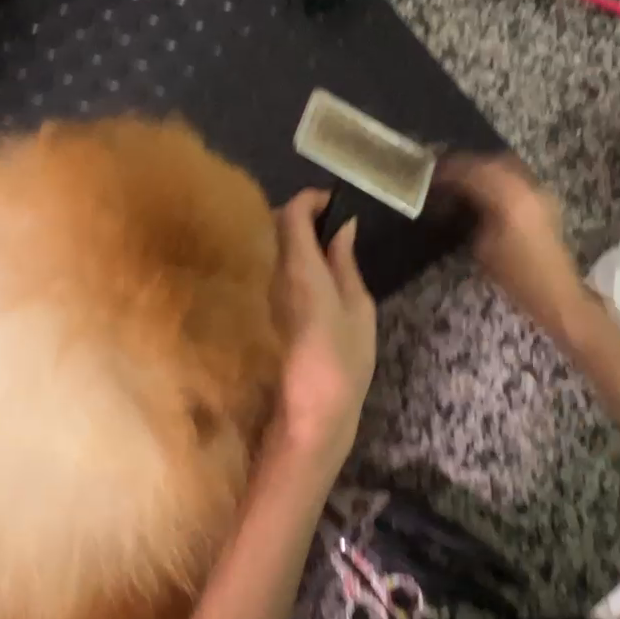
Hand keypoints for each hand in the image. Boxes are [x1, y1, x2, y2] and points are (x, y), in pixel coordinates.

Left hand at [269, 190, 376, 468]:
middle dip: (300, 217)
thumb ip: (345, 263)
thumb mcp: (358, 308)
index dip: (310, 200)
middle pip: (275, 227)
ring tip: (325, 251)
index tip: (333, 203)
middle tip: (331, 226)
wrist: (310, 418)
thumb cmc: (344, 362)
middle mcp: (272, 275)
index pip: (291, 213)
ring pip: (270, 249)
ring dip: (293, 240)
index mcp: (299, 268)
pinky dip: (287, 262)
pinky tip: (310, 278)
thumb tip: (343, 227)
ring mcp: (261, 295)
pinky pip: (270, 271)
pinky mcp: (260, 313)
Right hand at [436, 155, 593, 337]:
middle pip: (492, 162)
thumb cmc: (516, 275)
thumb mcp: (483, 246)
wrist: (555, 291)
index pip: (474, 172)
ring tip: (463, 179)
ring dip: (484, 168)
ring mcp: (539, 191)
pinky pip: (517, 177)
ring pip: (507, 166)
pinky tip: (486, 189)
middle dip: (467, 164)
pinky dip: (498, 177)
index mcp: (509, 197)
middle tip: (446, 172)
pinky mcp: (544, 200)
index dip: (450, 170)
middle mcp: (527, 187)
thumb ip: (470, 216)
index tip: (433, 174)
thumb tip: (458, 202)